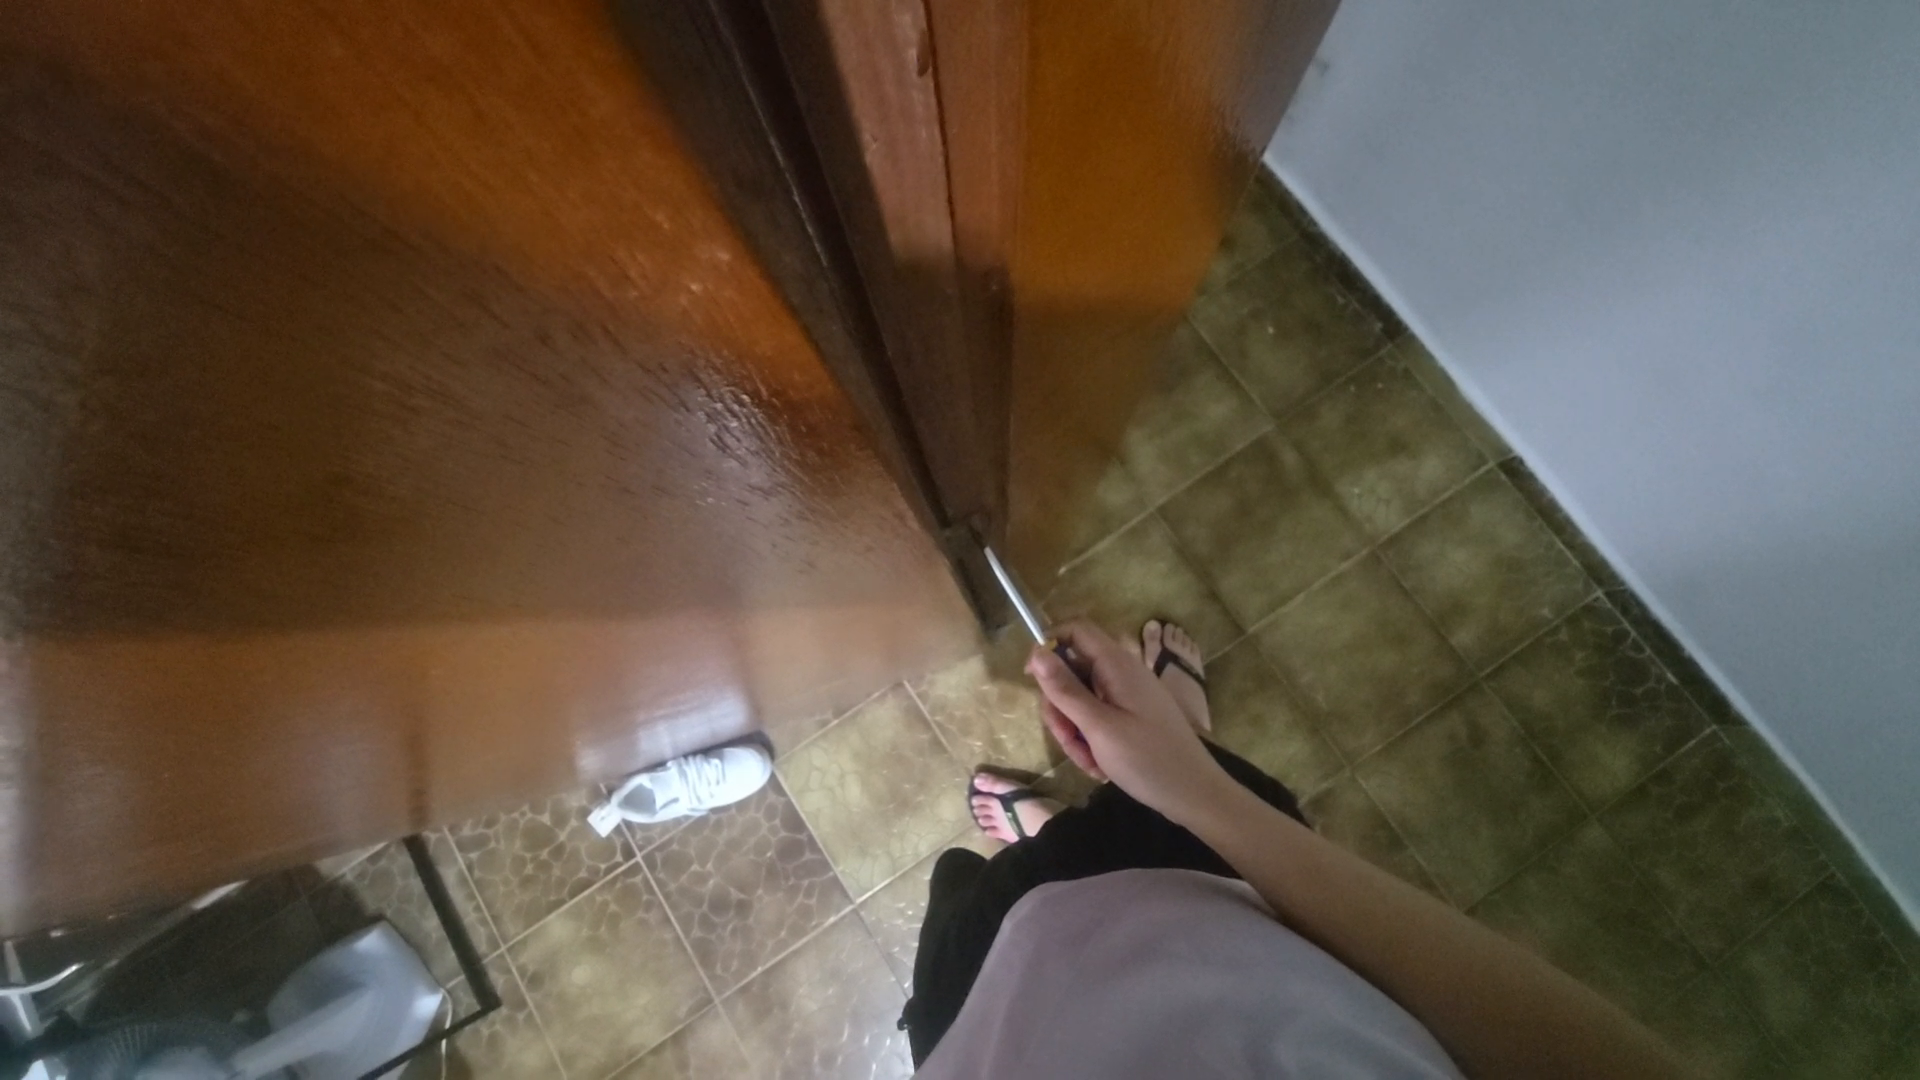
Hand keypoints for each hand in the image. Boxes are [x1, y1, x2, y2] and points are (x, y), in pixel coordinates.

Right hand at [1026, 621, 1233, 825]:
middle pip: (1073, 671)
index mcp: (1116, 664)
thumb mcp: (1098, 727)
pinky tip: (1099, 765)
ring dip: (1074, 729)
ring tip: (1088, 760)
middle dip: (1061, 706)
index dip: (1049, 646)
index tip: (1031, 678)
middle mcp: (1122, 672)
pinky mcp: (1132, 715)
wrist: (1196, 795)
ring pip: (1081, 699)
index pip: (1075, 630)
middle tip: (1066, 739)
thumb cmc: (1147, 759)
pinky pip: (1098, 716)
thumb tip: (1036, 652)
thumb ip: (1065, 689)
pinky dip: (1091, 738)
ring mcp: (1128, 694)